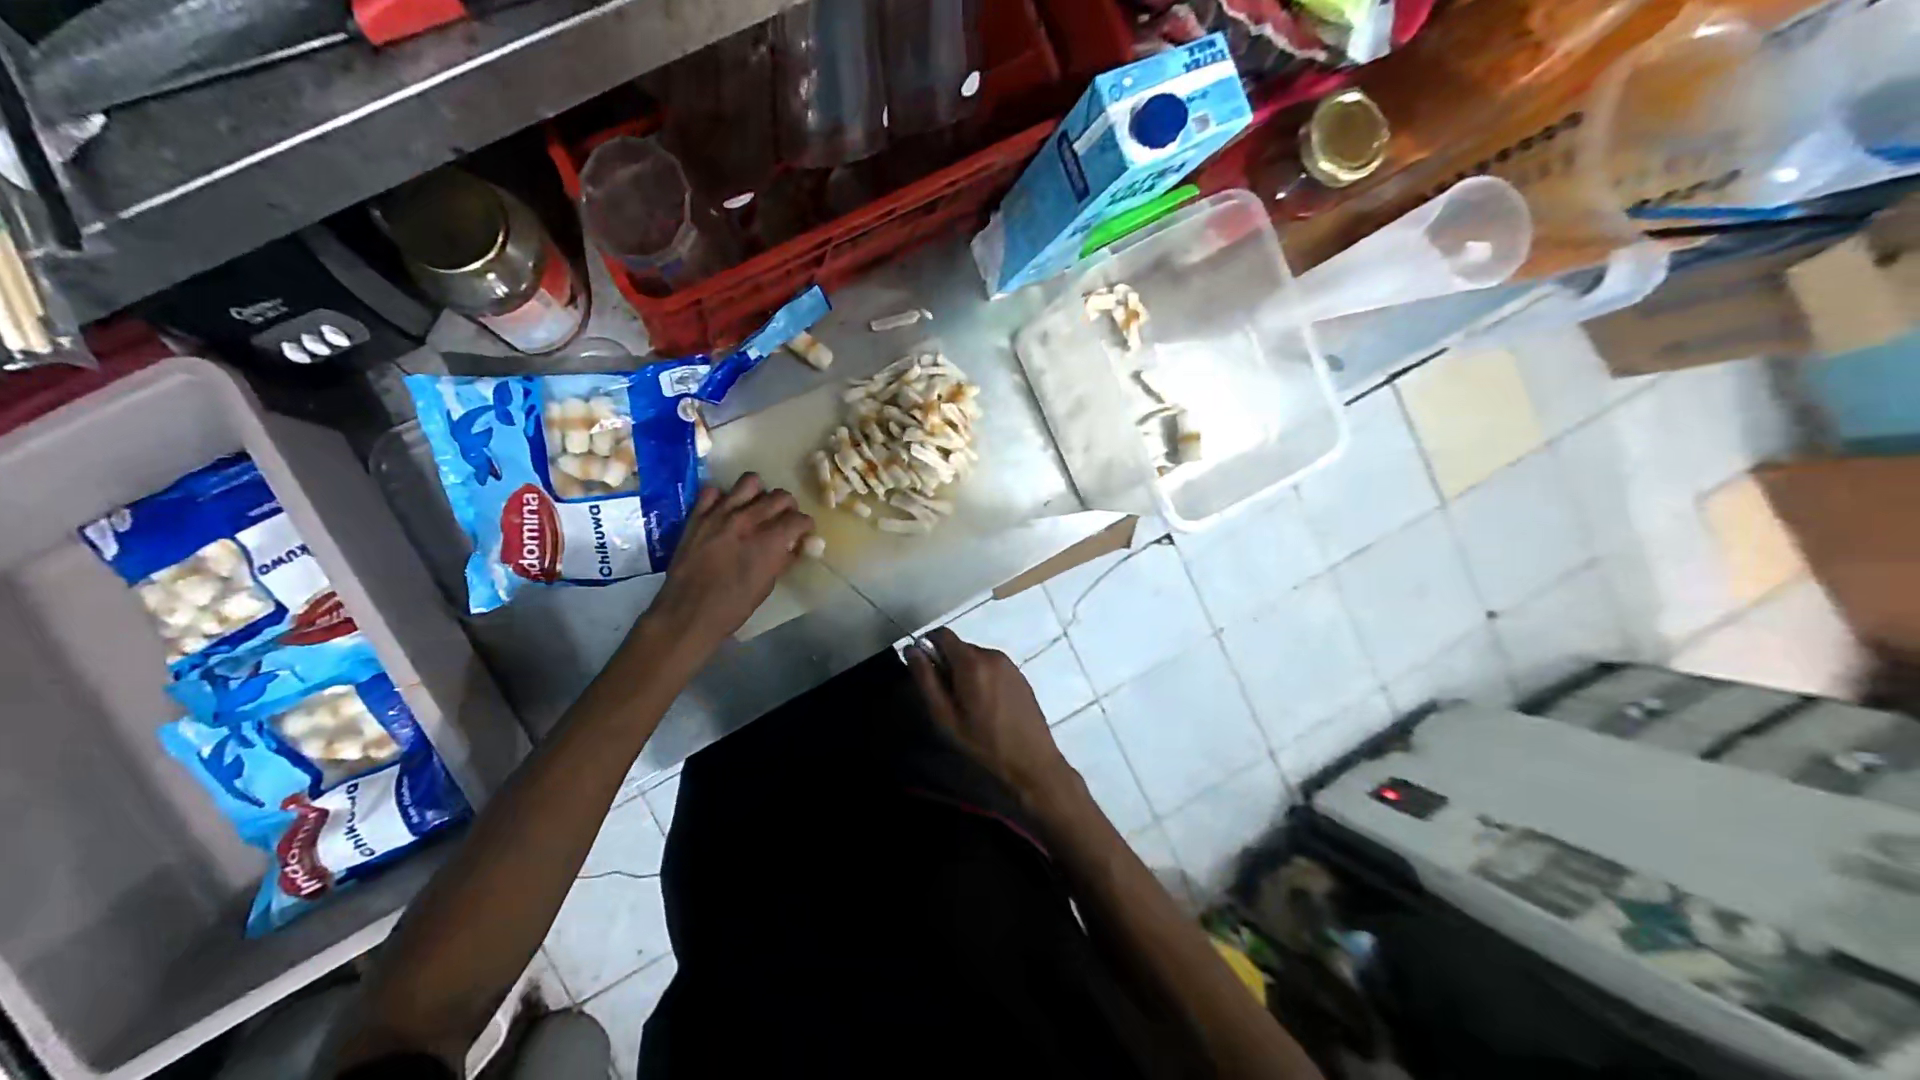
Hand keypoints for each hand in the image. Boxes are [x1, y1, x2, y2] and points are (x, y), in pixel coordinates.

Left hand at [644, 474, 813, 661]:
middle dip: (788, 507)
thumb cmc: (733, 606)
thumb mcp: (767, 585)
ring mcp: (721, 513)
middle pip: (780, 496)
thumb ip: (784, 559)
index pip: (800, 519)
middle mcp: (749, 520)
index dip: (805, 526)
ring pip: (751, 481)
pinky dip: (722, 497)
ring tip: (756, 507)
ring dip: (759, 493)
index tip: (803, 533)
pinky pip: (713, 490)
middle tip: (783, 520)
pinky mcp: (698, 514)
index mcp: (770, 541)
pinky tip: (725, 511)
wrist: (688, 612)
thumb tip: (796, 545)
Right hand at [907, 628, 1075, 802]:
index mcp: (972, 662)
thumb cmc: (983, 742)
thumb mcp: (945, 716)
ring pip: (975, 657)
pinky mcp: (1018, 674)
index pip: (942, 634)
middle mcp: (992, 654)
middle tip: (946, 699)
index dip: (928, 647)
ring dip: (964, 672)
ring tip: (967, 706)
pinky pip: (991, 666)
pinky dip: (981, 677)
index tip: (925, 672)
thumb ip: (926, 679)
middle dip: (947, 665)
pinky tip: (986, 705)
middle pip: (959, 647)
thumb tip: (911, 649)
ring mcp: (1008, 663)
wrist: (1031, 760)